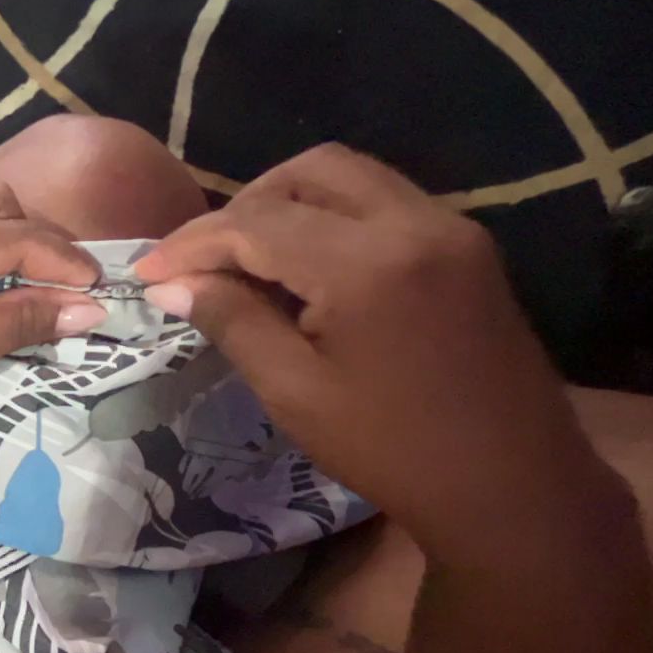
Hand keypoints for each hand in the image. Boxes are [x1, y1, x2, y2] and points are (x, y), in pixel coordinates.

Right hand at [132, 145, 616, 564]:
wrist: (507, 479)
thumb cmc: (385, 445)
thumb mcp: (292, 390)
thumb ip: (233, 321)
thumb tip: (171, 285)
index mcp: (368, 264)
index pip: (258, 223)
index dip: (191, 242)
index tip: (145, 272)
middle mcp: (415, 223)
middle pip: (310, 172)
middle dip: (239, 208)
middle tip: (196, 261)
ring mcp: (448, 229)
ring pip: (348, 179)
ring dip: (281, 208)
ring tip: (236, 263)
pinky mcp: (461, 246)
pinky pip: (378, 204)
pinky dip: (323, 220)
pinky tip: (293, 271)